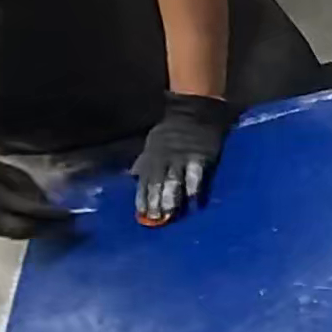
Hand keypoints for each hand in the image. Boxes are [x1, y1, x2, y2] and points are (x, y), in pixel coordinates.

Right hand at [0, 135, 71, 238]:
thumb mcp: (4, 169)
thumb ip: (27, 187)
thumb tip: (50, 203)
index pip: (28, 209)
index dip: (51, 214)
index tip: (71, 214)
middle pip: (24, 229)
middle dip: (50, 230)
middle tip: (72, 228)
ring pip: (16, 235)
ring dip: (40, 234)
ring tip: (61, 231)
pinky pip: (6, 234)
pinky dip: (25, 233)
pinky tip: (39, 230)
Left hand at [132, 92, 234, 224]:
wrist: (194, 112)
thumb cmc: (174, 131)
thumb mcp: (154, 143)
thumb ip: (145, 161)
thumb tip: (132, 176)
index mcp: (152, 157)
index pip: (144, 181)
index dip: (142, 198)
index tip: (141, 215)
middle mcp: (164, 159)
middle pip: (158, 184)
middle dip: (155, 202)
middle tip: (155, 219)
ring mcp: (182, 158)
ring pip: (174, 181)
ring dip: (171, 198)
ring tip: (169, 214)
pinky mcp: (199, 157)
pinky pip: (196, 175)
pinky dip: (194, 187)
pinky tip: (193, 201)